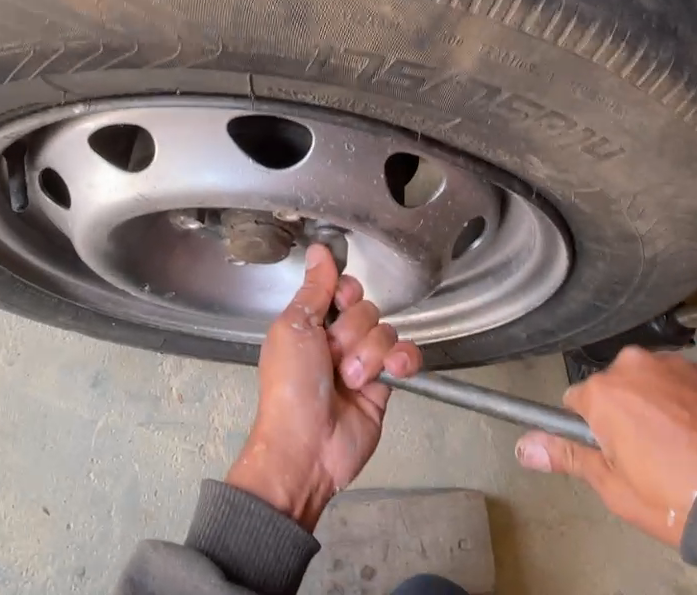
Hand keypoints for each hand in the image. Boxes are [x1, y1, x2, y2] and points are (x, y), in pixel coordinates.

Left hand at [225, 243, 423, 530]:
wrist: (306, 446)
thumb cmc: (290, 386)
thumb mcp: (294, 327)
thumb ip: (314, 288)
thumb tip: (320, 250)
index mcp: (310, 322)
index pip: (342, 288)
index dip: (345, 293)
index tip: (339, 304)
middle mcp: (337, 339)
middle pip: (366, 309)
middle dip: (353, 332)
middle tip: (333, 356)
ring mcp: (363, 362)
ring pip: (386, 332)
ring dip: (370, 354)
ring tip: (350, 380)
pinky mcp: (385, 385)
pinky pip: (406, 356)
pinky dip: (403, 360)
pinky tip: (392, 371)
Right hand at [515, 346, 696, 546]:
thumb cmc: (679, 499)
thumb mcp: (615, 489)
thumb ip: (567, 456)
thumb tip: (523, 446)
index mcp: (603, 392)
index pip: (574, 403)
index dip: (590, 432)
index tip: (611, 456)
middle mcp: (635, 365)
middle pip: (614, 387)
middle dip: (623, 414)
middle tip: (649, 459)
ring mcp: (676, 365)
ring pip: (650, 383)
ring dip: (656, 405)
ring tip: (684, 450)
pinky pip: (686, 384)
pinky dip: (689, 404)